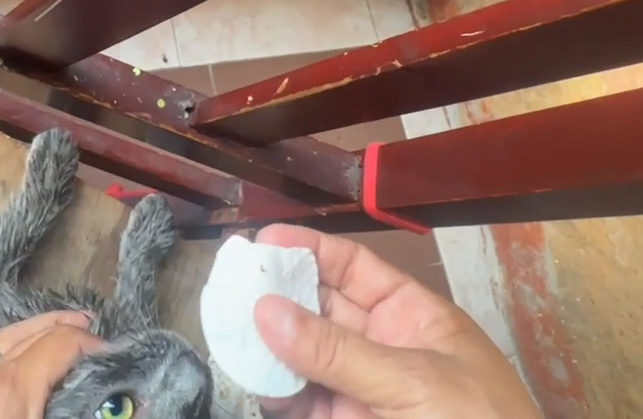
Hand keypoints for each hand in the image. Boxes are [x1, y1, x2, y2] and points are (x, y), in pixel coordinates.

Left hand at [0, 310, 102, 418]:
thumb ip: (70, 415)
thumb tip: (112, 414)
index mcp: (17, 384)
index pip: (59, 344)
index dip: (88, 343)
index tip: (110, 351)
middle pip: (35, 332)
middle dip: (66, 325)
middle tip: (93, 326)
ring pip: (6, 336)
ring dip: (35, 325)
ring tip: (57, 322)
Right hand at [252, 225, 538, 418]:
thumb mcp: (415, 385)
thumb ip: (337, 351)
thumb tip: (264, 309)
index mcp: (412, 317)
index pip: (354, 266)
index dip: (309, 249)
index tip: (263, 241)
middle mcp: (382, 347)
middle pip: (320, 306)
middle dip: (277, 293)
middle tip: (230, 284)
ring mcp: (364, 393)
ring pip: (304, 354)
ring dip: (268, 341)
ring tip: (227, 326)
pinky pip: (303, 402)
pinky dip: (274, 389)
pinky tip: (250, 375)